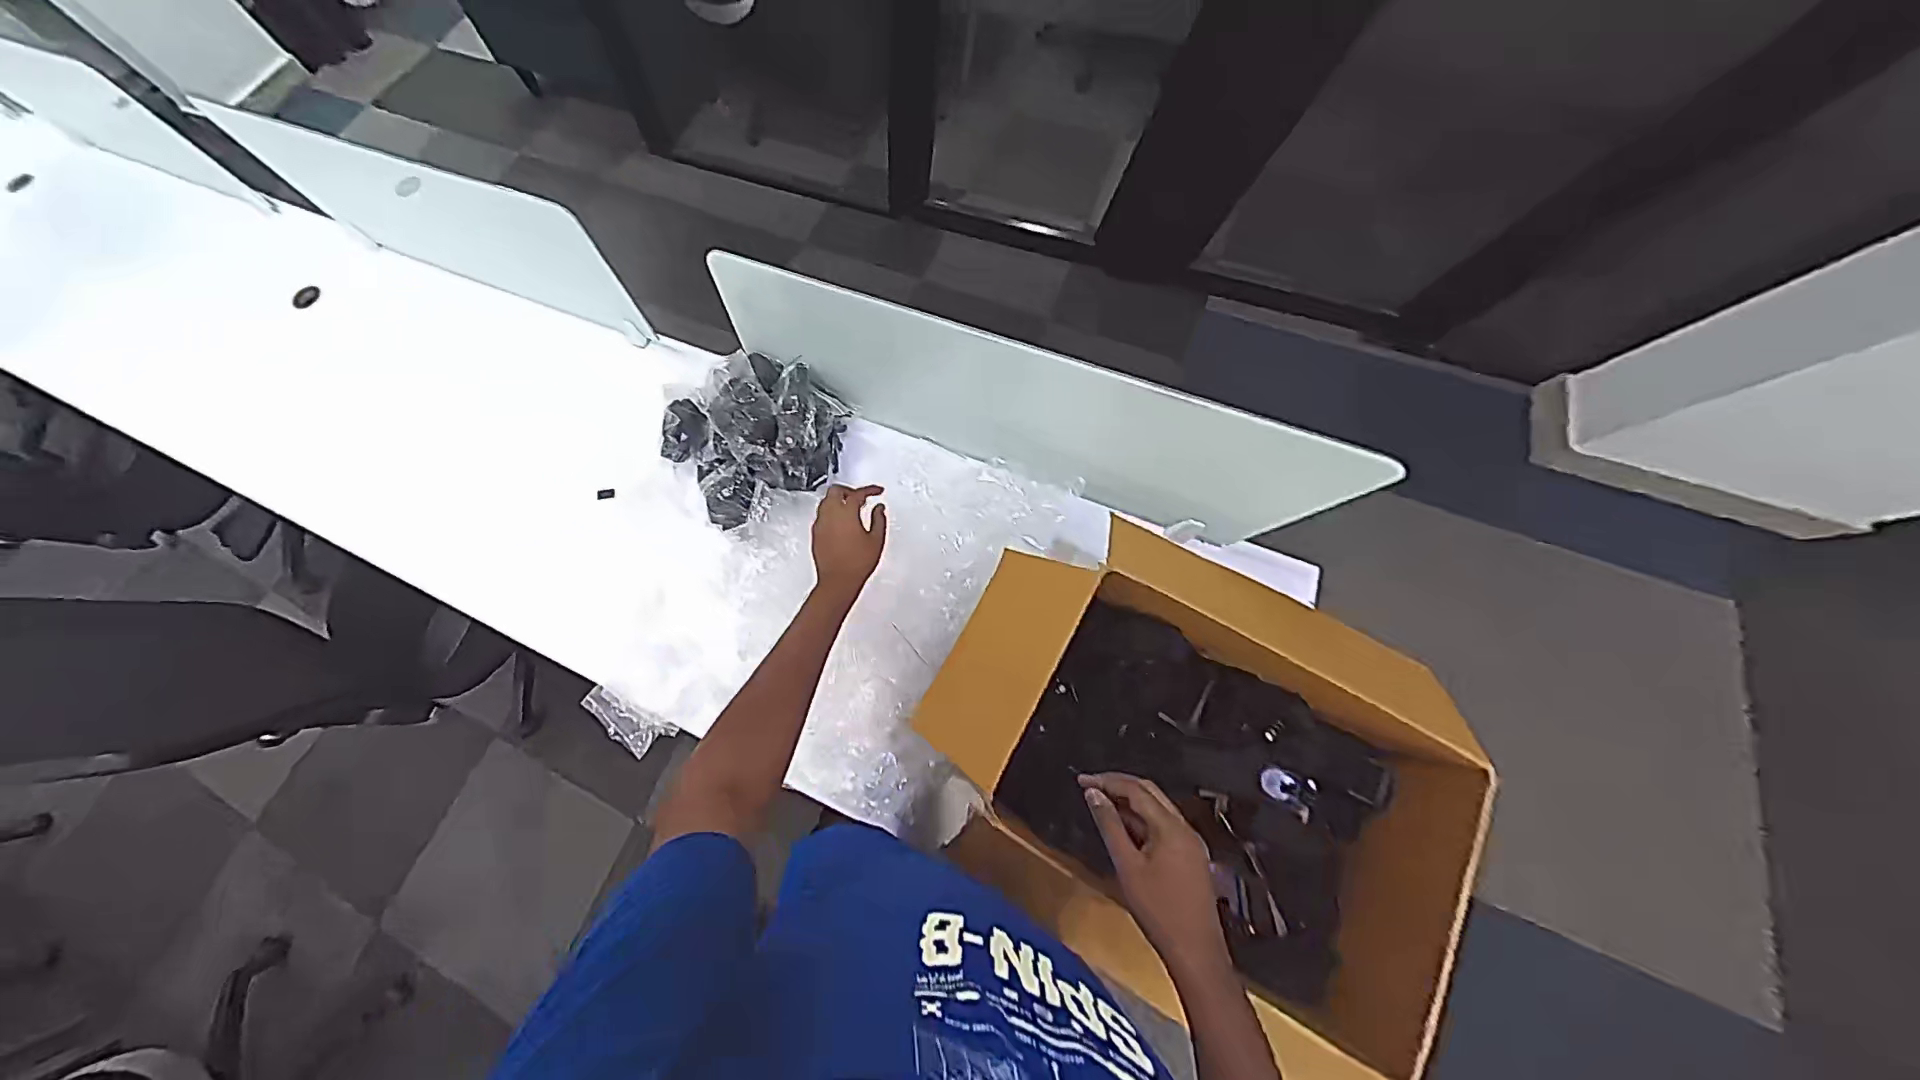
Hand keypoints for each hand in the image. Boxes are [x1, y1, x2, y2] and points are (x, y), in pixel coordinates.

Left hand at [812, 484, 886, 600]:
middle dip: (850, 490)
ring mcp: (820, 524)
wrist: (837, 581)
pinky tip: (841, 522)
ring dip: (839, 500)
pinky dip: (832, 512)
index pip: (858, 493)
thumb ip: (879, 519)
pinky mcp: (815, 534)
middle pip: (836, 490)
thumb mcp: (876, 540)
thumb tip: (879, 509)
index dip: (869, 489)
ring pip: (826, 501)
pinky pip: (822, 515)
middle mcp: (830, 515)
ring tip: (852, 508)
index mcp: (846, 513)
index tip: (877, 491)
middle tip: (862, 496)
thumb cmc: (856, 564)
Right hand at [1079, 773, 1231, 976]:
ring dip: (1130, 801)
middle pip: (1149, 792)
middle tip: (1091, 786)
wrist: (1196, 951)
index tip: (1082, 780)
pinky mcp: (1191, 855)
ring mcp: (1191, 842)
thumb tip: (1094, 795)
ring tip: (1102, 803)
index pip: (1136, 789)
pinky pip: (1164, 825)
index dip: (1107, 781)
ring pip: (1157, 808)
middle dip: (1119, 785)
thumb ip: (1110, 825)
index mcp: (1171, 827)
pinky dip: (1142, 819)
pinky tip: (1124, 827)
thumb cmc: (1158, 911)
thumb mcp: (1127, 866)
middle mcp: (1185, 828)